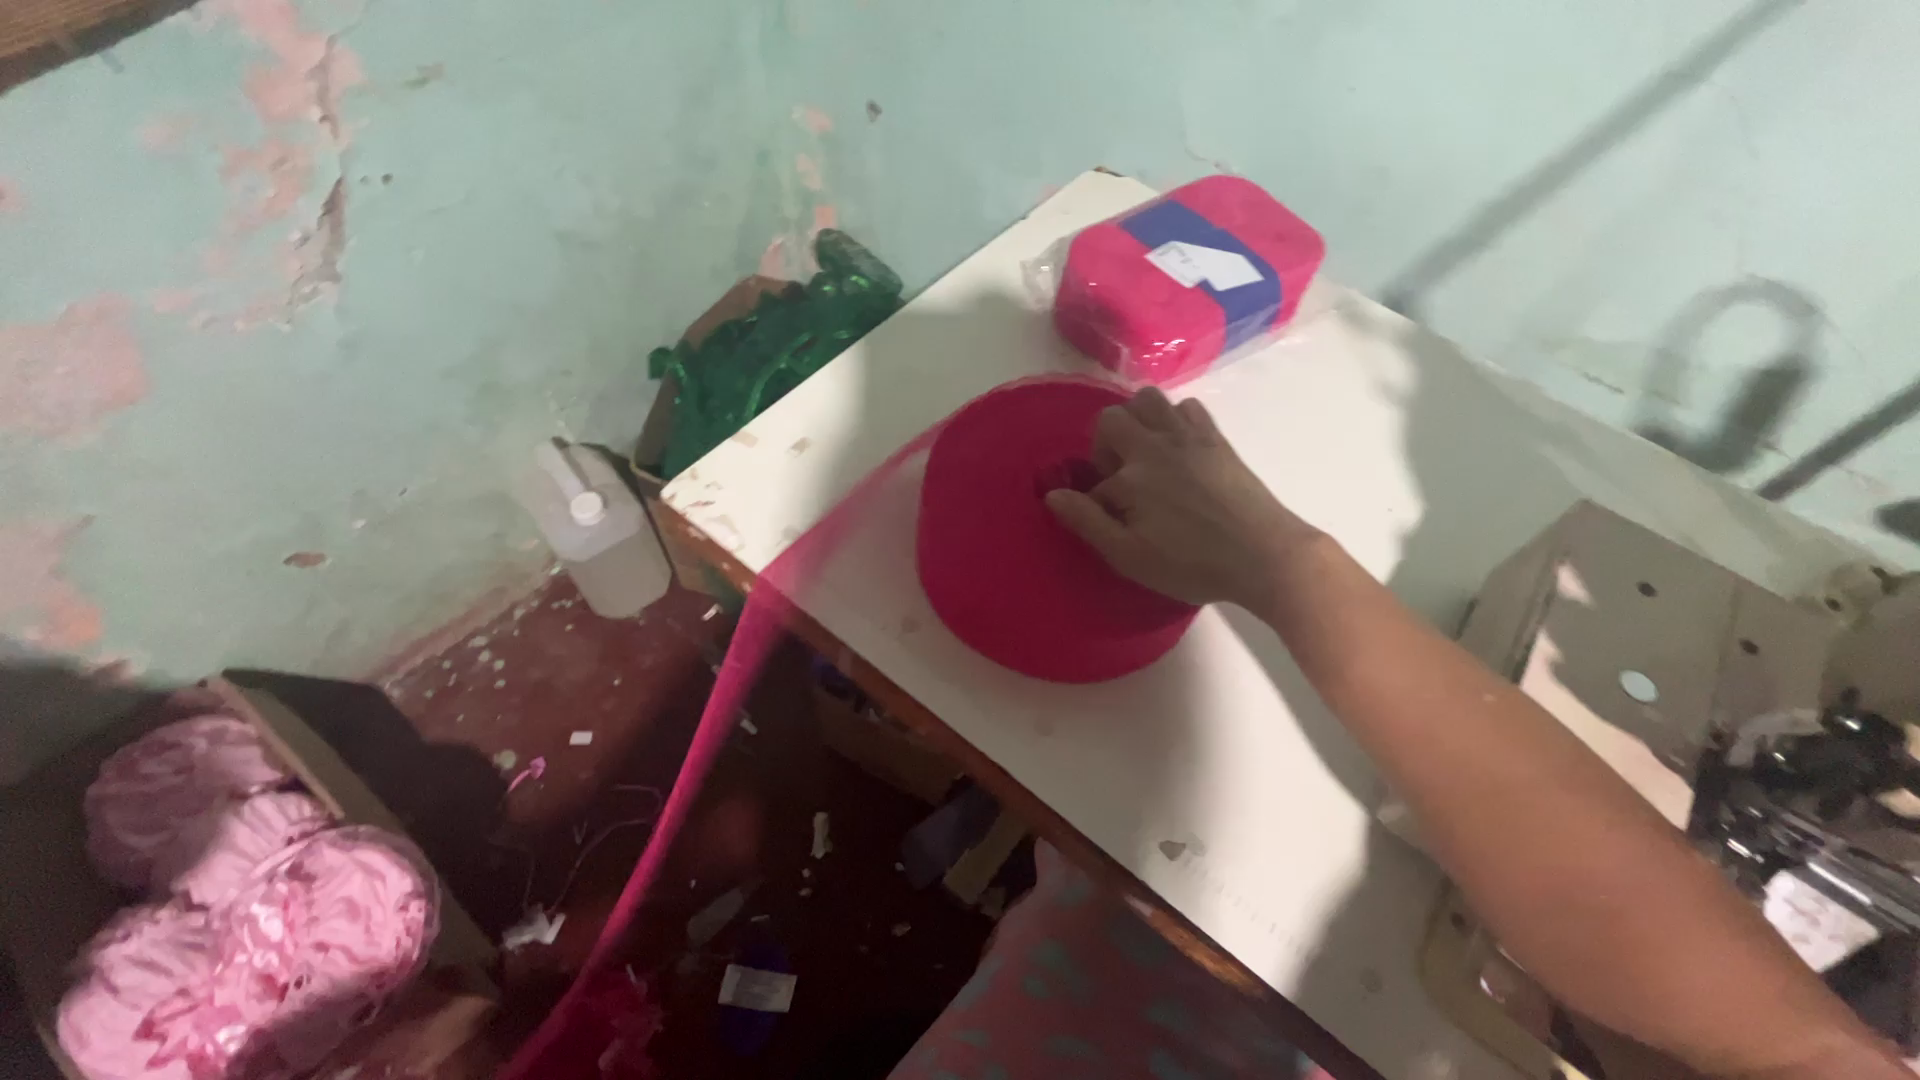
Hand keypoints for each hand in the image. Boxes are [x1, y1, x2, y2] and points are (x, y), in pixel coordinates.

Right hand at [1045, 387, 1321, 607]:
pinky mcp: (1217, 439)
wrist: (1265, 555)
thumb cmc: (1192, 564)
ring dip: (1137, 422)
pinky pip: (1187, 407)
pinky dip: (1174, 420)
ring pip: (1149, 400)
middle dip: (1105, 444)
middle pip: (1113, 418)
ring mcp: (1189, 437)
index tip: (1109, 522)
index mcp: (1132, 475)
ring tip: (1145, 457)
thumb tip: (1053, 494)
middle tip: (1120, 481)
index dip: (1093, 502)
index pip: (1093, 479)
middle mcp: (1156, 445)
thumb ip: (1088, 522)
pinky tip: (1178, 450)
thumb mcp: (1130, 556)